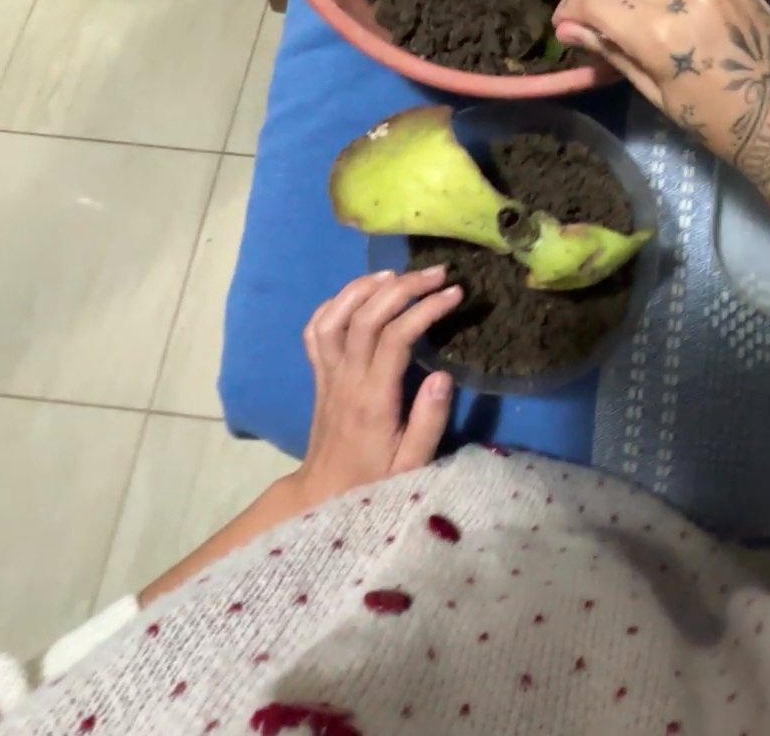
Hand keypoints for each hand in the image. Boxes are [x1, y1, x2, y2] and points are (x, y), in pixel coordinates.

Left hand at [295, 267, 462, 501]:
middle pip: (365, 317)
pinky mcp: (318, 374)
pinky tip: (360, 294)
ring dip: (364, 287)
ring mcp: (327, 374)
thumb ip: (429, 420)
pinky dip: (334, 304)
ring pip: (334, 316)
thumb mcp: (412, 464)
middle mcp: (345, 379)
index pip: (396, 337)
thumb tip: (442, 374)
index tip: (453, 294)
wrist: (323, 495)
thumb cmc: (375, 480)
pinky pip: (316, 330)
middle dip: (402, 287)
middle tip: (437, 274)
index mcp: (373, 399)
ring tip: (398, 274)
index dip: (424, 309)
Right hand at [552, 0, 769, 160]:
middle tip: (596, 35)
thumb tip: (570, 30)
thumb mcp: (659, 95)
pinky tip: (672, 22)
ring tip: (637, 32)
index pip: (599, 2)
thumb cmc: (720, 125)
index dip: (573, 9)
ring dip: (638, 1)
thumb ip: (615, 53)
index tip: (561, 23)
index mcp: (663, 32)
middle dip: (605, 9)